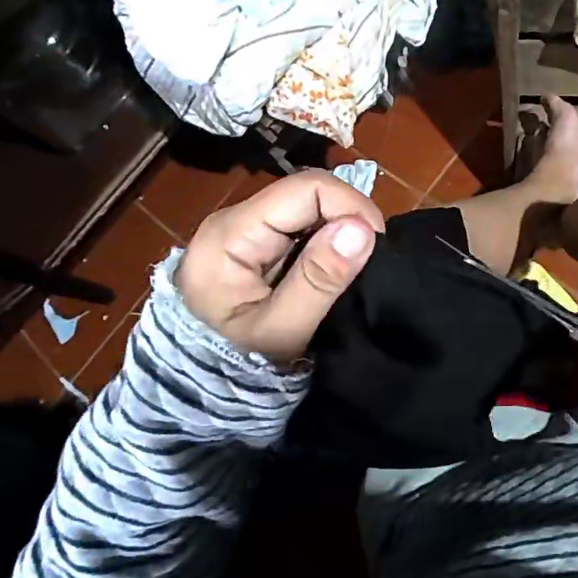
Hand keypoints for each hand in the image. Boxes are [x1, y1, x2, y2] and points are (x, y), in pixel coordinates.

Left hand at [176, 171, 383, 363]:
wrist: (201, 388)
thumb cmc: (238, 363)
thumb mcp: (282, 330)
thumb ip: (319, 280)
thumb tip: (362, 229)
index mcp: (231, 234)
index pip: (306, 188)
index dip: (351, 207)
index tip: (377, 246)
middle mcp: (235, 220)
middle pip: (308, 193)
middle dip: (349, 218)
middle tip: (371, 261)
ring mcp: (245, 229)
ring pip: (309, 207)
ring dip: (341, 230)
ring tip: (356, 267)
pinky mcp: (257, 242)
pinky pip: (303, 225)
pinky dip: (328, 241)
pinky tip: (337, 268)